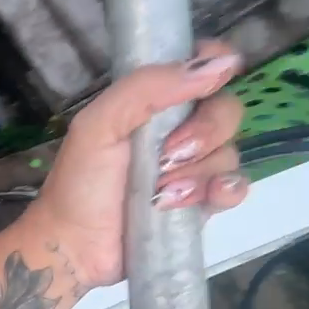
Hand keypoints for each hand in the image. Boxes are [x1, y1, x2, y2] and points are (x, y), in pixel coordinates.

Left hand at [25, 41, 249, 287]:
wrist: (74, 247)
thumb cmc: (79, 184)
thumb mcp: (98, 126)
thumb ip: (147, 87)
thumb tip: (219, 62)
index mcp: (148, 106)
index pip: (199, 68)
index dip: (215, 65)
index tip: (214, 78)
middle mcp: (174, 131)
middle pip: (225, 110)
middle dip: (204, 132)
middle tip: (167, 158)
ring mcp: (189, 168)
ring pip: (229, 151)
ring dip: (199, 172)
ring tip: (161, 194)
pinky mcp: (199, 202)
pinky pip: (235, 186)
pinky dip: (225, 191)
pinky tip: (205, 200)